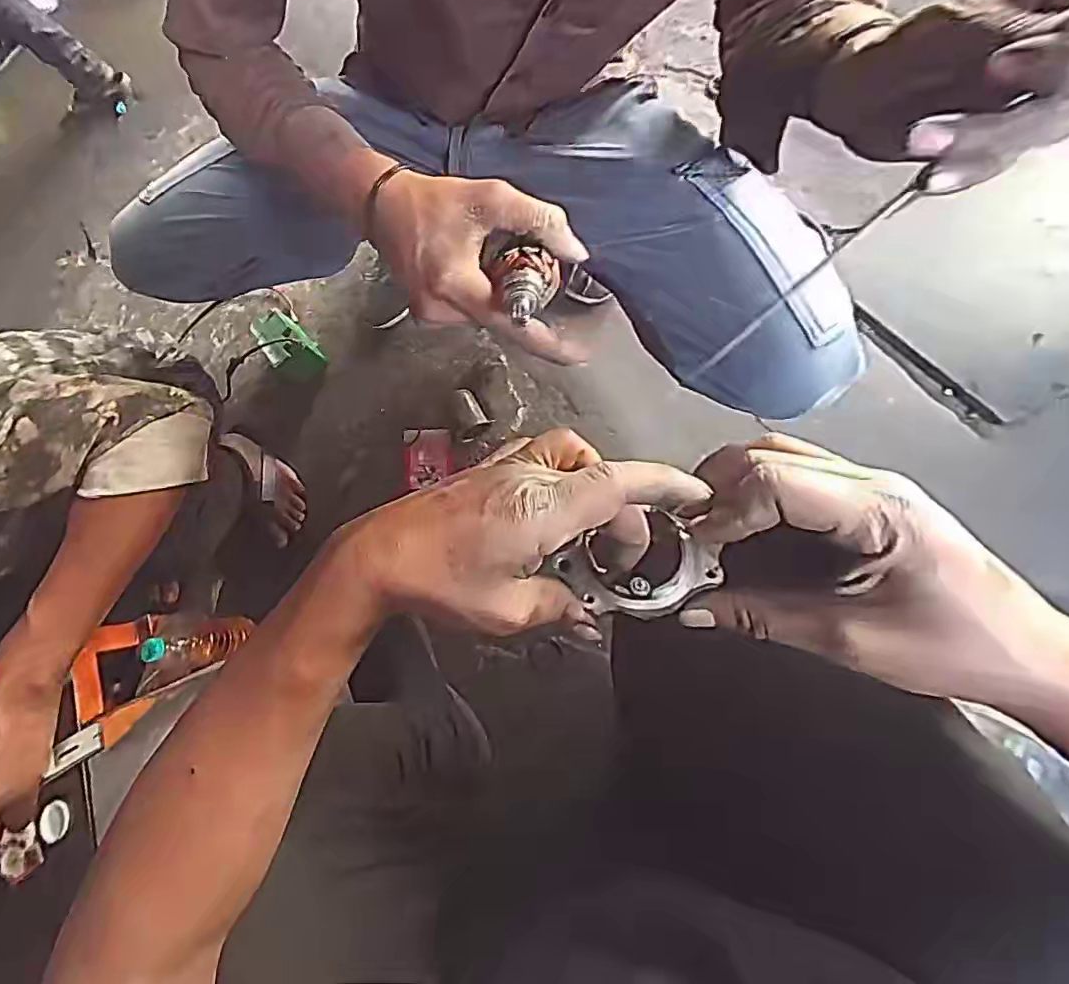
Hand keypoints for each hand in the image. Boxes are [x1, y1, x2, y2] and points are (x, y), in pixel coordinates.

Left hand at [334, 429, 709, 635]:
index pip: (617, 483)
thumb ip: (558, 608)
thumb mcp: (505, 611)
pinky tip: (550, 515)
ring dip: (593, 483)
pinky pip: (540, 456)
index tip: (691, 492)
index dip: (662, 485)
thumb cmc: (434, 582)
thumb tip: (586, 614)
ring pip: (571, 454)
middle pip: (600, 470)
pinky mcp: (485, 470)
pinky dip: (562, 476)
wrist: (377, 555)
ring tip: (588, 531)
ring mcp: (504, 467)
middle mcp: (527, 476)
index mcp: (540, 507)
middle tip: (620, 555)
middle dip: (626, 507)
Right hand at [368, 171, 590, 363]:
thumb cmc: (433, 202)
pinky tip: (481, 271)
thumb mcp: (491, 198)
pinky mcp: (429, 314)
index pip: (511, 324)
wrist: (383, 206)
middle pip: (501, 319)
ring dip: (502, 298)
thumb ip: (539, 220)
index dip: (546, 341)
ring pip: (486, 317)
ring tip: (496, 263)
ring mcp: (432, 316)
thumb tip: (576, 252)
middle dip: (524, 303)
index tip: (576, 353)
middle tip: (537, 275)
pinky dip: (484, 297)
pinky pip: (470, 313)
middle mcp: (441, 310)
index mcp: (455, 285)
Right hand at [679, 435, 1068, 704]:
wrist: (1031, 654)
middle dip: (717, 489)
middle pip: (768, 454)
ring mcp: (867, 486)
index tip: (697, 547)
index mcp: (877, 507)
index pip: (775, 478)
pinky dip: (754, 497)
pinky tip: (742, 530)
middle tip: (691, 535)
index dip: (724, 509)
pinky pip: (793, 478)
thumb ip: (764, 617)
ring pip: (777, 457)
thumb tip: (694, 610)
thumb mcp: (852, 640)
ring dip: (732, 487)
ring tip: (708, 531)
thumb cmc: (957, 647)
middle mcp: (869, 482)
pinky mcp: (862, 501)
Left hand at [813, 0, 1068, 190]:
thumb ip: (1061, 7)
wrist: (876, 86)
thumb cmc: (941, 31)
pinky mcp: (1022, 141)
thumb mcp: (993, 0)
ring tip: (926, 129)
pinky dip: (965, 164)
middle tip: (1008, 62)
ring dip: (994, 125)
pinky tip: (935, 172)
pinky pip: (1005, 159)